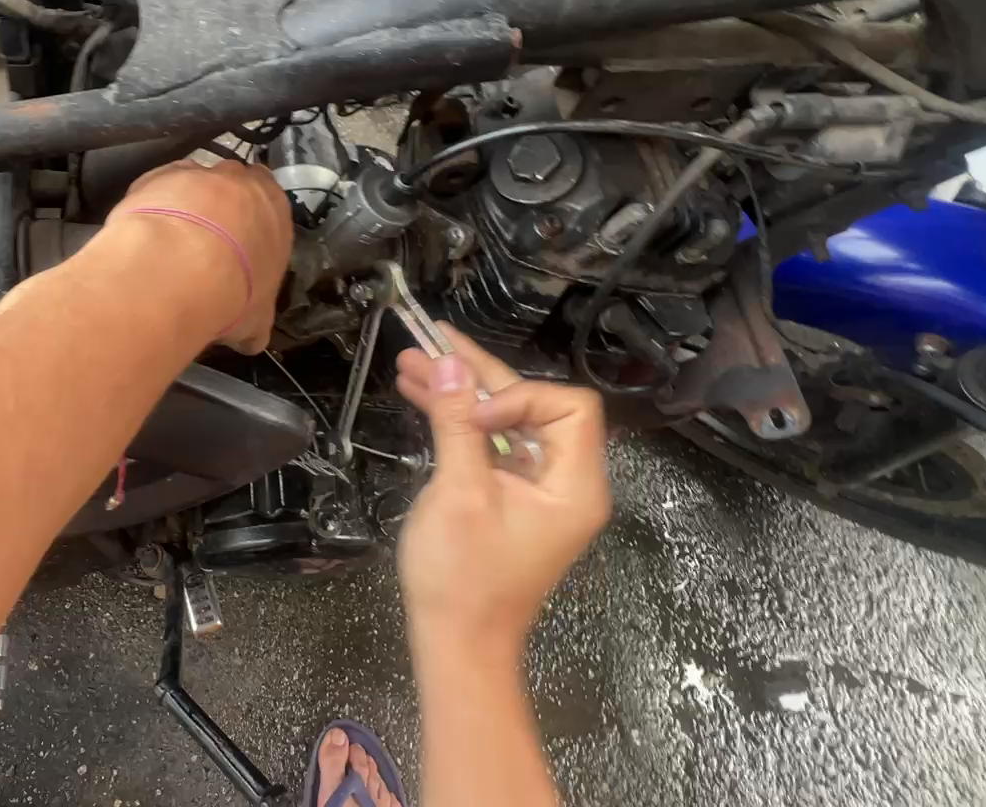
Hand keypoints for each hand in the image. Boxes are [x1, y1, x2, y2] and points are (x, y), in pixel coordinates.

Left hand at [108, 159, 292, 353]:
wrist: (181, 266)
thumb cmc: (234, 290)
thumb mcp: (256, 320)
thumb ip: (256, 322)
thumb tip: (251, 340)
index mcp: (276, 208)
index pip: (269, 206)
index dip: (252, 226)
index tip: (239, 250)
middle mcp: (241, 181)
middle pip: (231, 189)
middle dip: (219, 213)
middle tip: (203, 250)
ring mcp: (198, 173)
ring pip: (192, 185)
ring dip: (184, 209)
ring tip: (170, 247)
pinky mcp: (156, 174)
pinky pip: (157, 188)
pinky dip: (153, 207)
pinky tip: (148, 236)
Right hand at [394, 326, 610, 650]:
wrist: (456, 642)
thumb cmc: (463, 576)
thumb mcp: (459, 493)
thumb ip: (457, 424)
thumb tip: (450, 363)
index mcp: (574, 484)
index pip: (567, 407)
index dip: (518, 397)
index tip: (470, 418)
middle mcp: (563, 480)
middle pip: (530, 405)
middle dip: (478, 375)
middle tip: (431, 342)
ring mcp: (534, 487)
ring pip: (503, 420)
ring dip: (458, 392)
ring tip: (411, 362)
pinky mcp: (507, 494)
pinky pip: (489, 444)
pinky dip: (456, 421)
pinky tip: (420, 393)